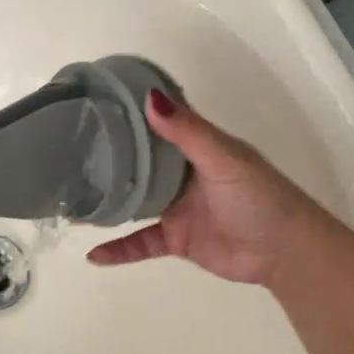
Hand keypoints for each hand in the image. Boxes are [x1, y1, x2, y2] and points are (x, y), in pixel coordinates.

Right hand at [87, 89, 315, 286]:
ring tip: (71, 198)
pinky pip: (140, 243)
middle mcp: (182, 174)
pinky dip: (118, 249)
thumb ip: (187, 132)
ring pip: (133, 201)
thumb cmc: (259, 197)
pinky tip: (94, 254)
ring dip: (107, 201)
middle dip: (109, 157)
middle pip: (139, 162)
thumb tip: (148, 99)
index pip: (159, 123)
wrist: (285, 252)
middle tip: (68, 151)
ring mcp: (176, 208)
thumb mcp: (224, 158)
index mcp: (196, 147)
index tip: (94, 102)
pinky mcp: (176, 240)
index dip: (131, 113)